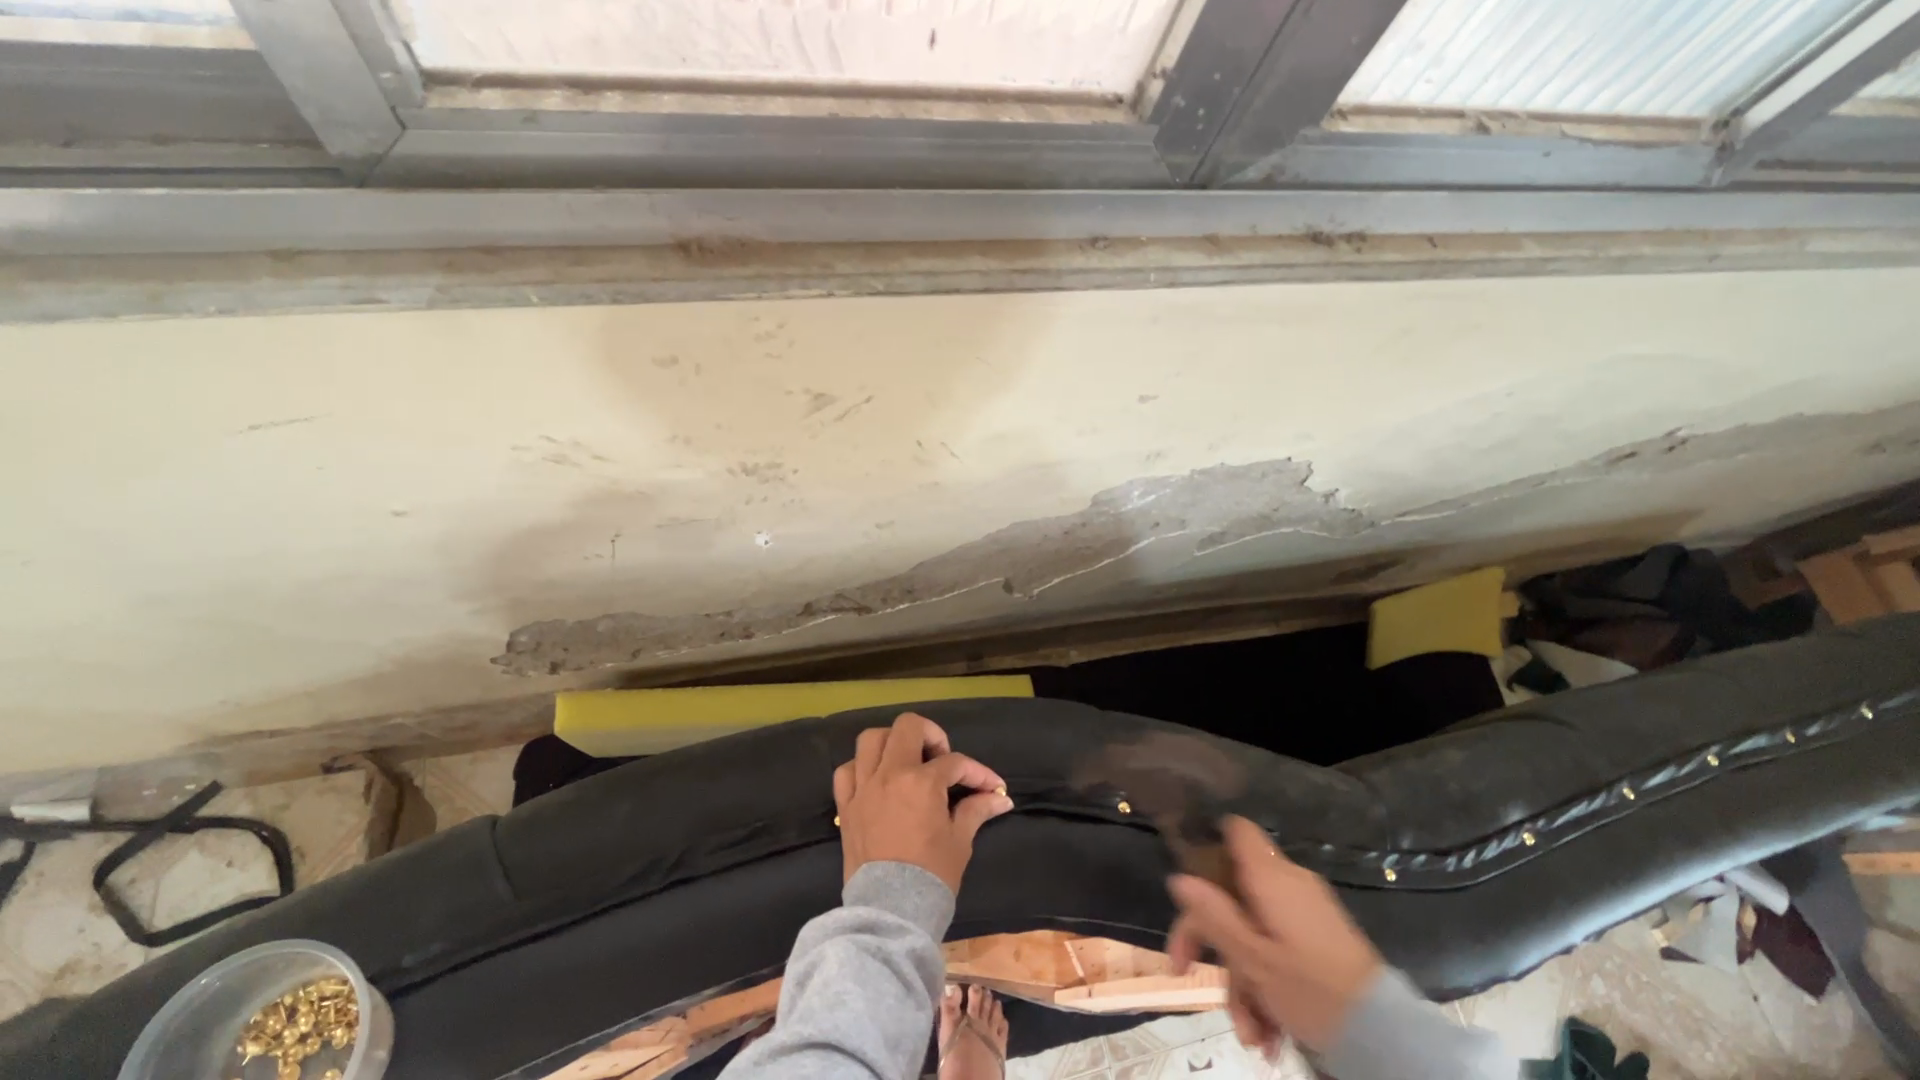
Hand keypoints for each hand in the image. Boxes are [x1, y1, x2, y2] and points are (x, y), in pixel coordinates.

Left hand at [831, 712, 1013, 893]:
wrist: (890, 911)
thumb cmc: (931, 875)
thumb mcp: (960, 840)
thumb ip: (976, 810)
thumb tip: (1000, 797)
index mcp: (922, 782)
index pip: (955, 763)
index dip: (978, 773)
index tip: (993, 788)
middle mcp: (889, 774)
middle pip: (908, 727)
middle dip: (932, 735)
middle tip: (942, 759)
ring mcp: (863, 787)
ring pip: (871, 739)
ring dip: (892, 742)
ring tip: (908, 761)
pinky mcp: (845, 805)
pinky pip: (846, 771)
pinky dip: (861, 767)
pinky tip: (876, 779)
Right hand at [1166, 816, 1382, 1055]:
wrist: (1382, 1034)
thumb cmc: (1310, 989)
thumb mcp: (1251, 957)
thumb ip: (1212, 915)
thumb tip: (1179, 878)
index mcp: (1271, 878)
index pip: (1237, 832)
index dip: (1208, 843)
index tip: (1188, 879)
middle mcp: (1288, 885)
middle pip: (1233, 892)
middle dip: (1208, 938)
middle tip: (1184, 970)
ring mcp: (1305, 912)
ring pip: (1253, 931)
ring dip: (1242, 982)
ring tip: (1251, 1033)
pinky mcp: (1319, 939)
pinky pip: (1277, 950)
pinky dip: (1267, 987)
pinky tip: (1269, 1033)